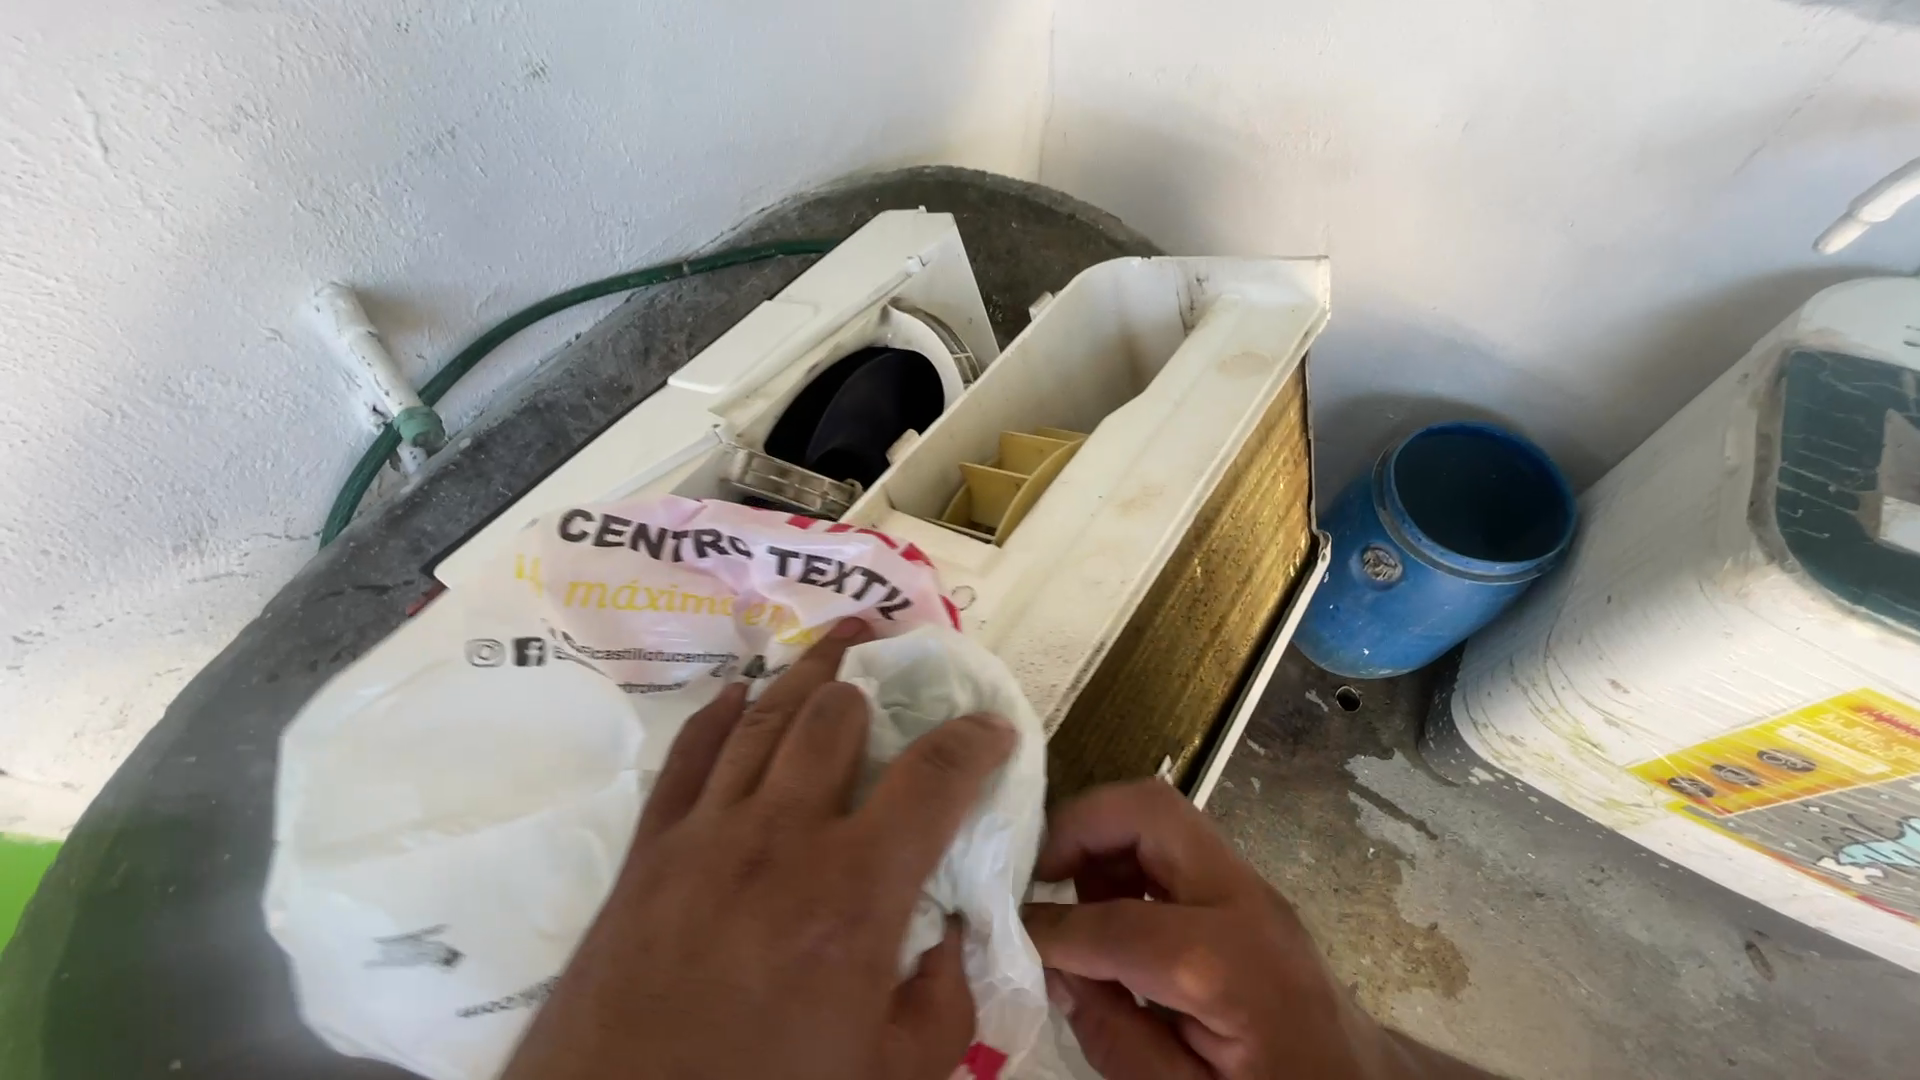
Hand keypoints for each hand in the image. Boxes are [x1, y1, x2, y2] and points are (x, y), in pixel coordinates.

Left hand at [502, 618, 1016, 1079]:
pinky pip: (688, 755)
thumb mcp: (895, 1074)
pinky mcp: (651, 848)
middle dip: (875, 690)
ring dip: (808, 674)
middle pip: (834, 719)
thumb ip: (945, 994)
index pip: (933, 778)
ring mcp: (709, 832)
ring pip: (764, 718)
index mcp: (855, 890)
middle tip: (896, 675)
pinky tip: (736, 691)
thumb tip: (953, 926)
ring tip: (839, 642)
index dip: (974, 740)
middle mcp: (783, 836)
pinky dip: (717, 715)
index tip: (993, 730)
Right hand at [1024, 780, 1495, 1079]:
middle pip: (1151, 809)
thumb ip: (1113, 1036)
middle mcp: (1243, 900)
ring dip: (1100, 836)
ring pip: (1158, 810)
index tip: (1007, 932)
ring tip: (1070, 893)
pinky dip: (1123, 854)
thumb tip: (1054, 967)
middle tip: (1037, 872)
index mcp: (1231, 965)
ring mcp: (1249, 884)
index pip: (1116, 923)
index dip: (1050, 929)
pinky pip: (1169, 840)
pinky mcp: (1242, 885)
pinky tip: (1108, 908)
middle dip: (1079, 825)